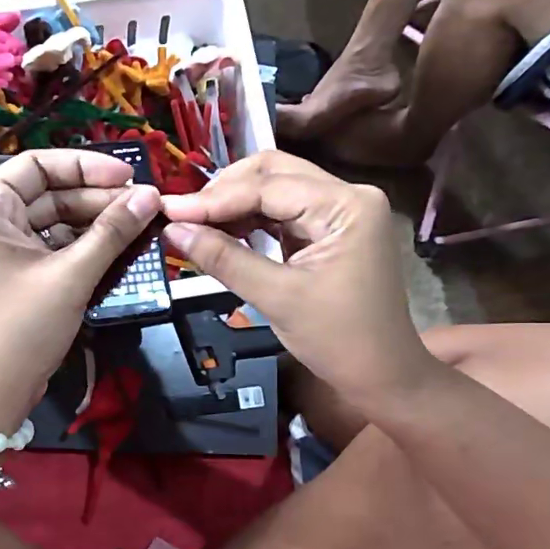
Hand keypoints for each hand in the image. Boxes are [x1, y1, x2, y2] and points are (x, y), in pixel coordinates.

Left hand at [0, 149, 161, 429]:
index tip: (129, 176)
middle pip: (47, 193)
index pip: (37, 165)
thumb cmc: (21, 328)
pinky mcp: (12, 274)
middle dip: (96, 197)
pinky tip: (117, 246)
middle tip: (143, 204)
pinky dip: (81, 245)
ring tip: (138, 223)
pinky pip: (50, 246)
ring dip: (93, 222)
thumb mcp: (71, 276)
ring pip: (52, 221)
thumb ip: (112, 232)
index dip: (86, 166)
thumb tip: (151, 196)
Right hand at [160, 152, 438, 403]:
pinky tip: (223, 231)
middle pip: (274, 173)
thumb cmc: (338, 339)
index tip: (168, 210)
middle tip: (181, 214)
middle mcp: (349, 195)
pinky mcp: (332, 230)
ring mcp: (342, 211)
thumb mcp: (276, 297)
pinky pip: (284, 212)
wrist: (382, 375)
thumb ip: (224, 258)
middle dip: (225, 191)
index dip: (214, 199)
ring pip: (276, 189)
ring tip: (195, 223)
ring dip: (235, 204)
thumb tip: (173, 229)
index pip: (268, 187)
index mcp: (347, 205)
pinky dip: (252, 220)